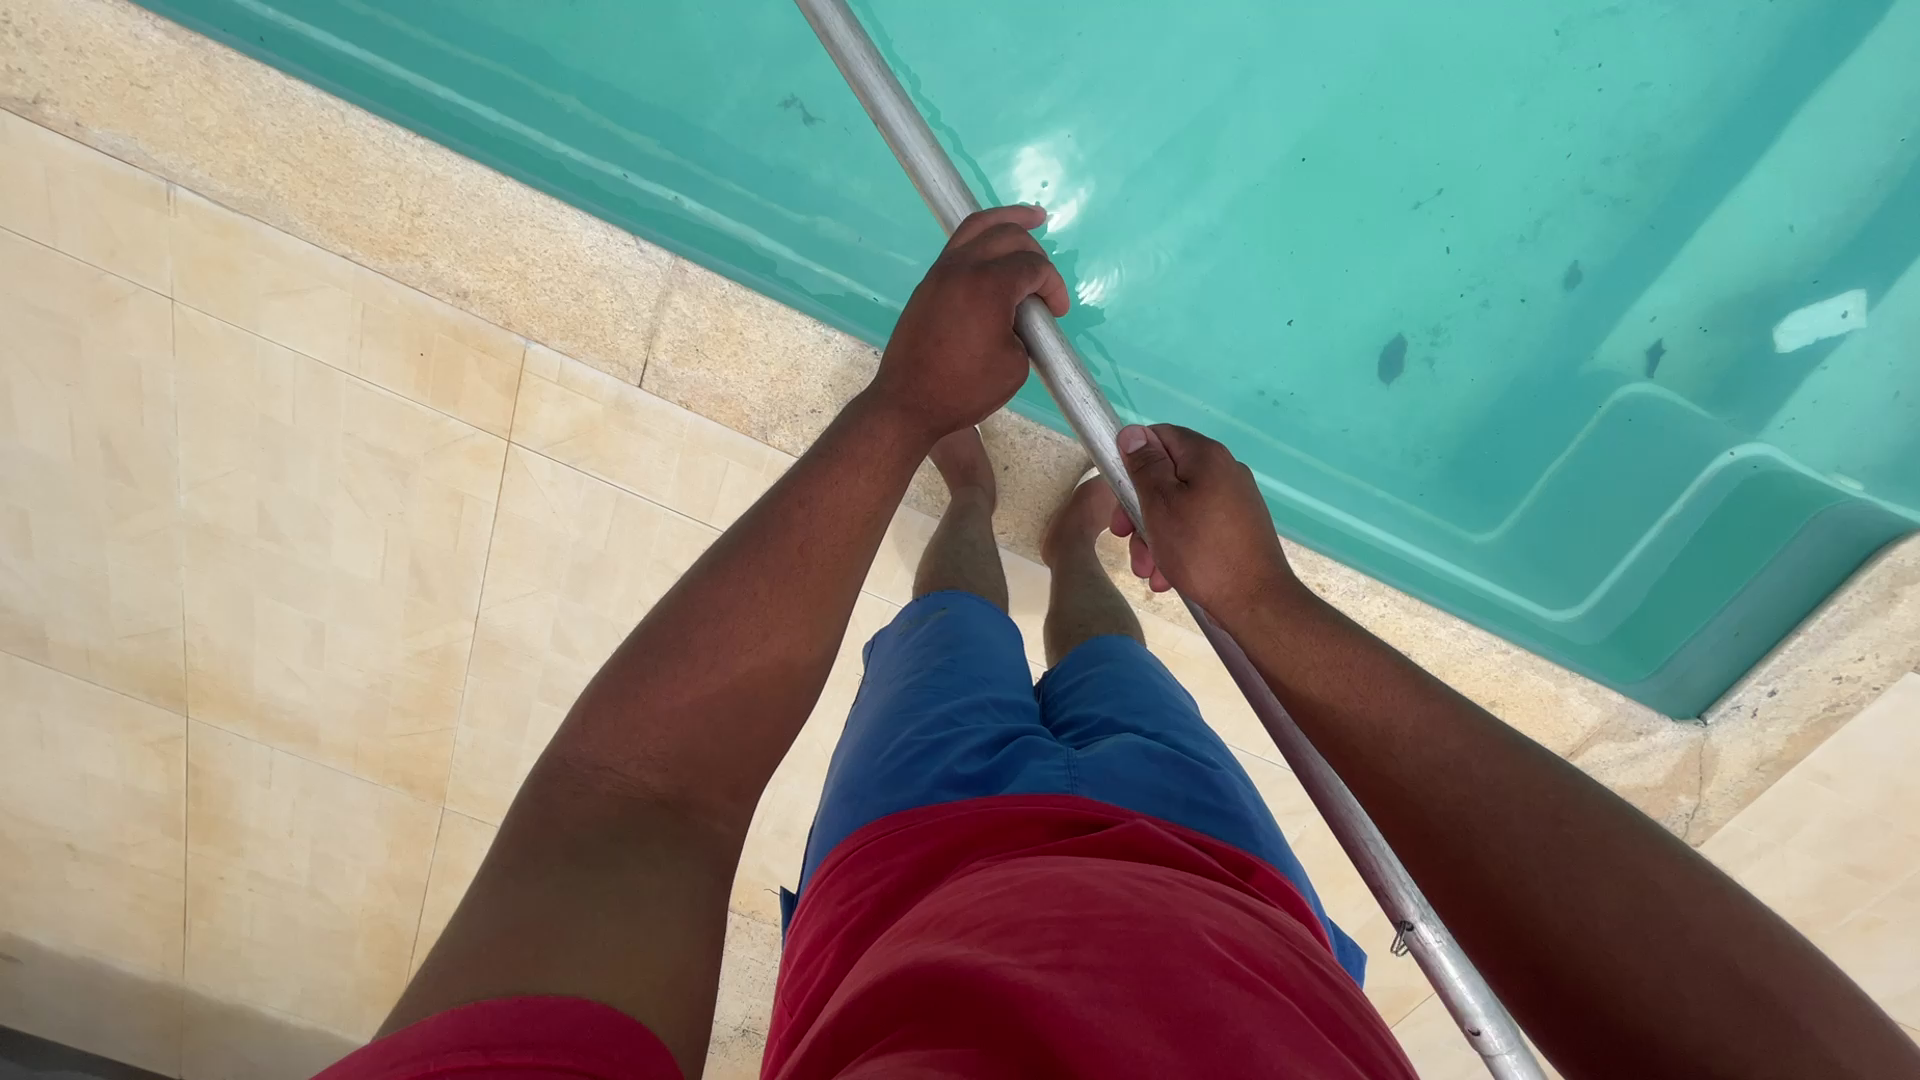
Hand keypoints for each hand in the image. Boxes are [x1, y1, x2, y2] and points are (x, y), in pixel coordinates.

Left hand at [865, 206, 1069, 441]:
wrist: (908, 402)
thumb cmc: (964, 390)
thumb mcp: (1014, 366)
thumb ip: (1025, 332)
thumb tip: (1018, 318)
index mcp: (989, 285)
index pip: (1034, 267)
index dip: (1054, 286)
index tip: (1058, 312)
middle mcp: (963, 267)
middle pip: (1008, 234)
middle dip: (1035, 251)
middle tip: (1045, 280)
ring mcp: (940, 272)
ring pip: (977, 227)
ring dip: (1008, 220)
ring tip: (1032, 218)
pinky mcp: (928, 285)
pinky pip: (959, 246)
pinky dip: (982, 238)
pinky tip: (994, 247)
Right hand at [1110, 423, 1301, 621]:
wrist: (1255, 601)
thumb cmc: (1199, 548)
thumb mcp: (1160, 503)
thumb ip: (1144, 465)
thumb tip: (1132, 433)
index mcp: (1206, 456)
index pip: (1160, 436)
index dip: (1133, 460)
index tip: (1118, 492)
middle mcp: (1224, 472)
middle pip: (1166, 478)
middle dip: (1139, 511)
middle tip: (1124, 538)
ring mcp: (1233, 502)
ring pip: (1178, 508)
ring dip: (1153, 537)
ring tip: (1147, 571)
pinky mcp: (1237, 529)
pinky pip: (1196, 529)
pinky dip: (1176, 548)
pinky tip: (1166, 577)